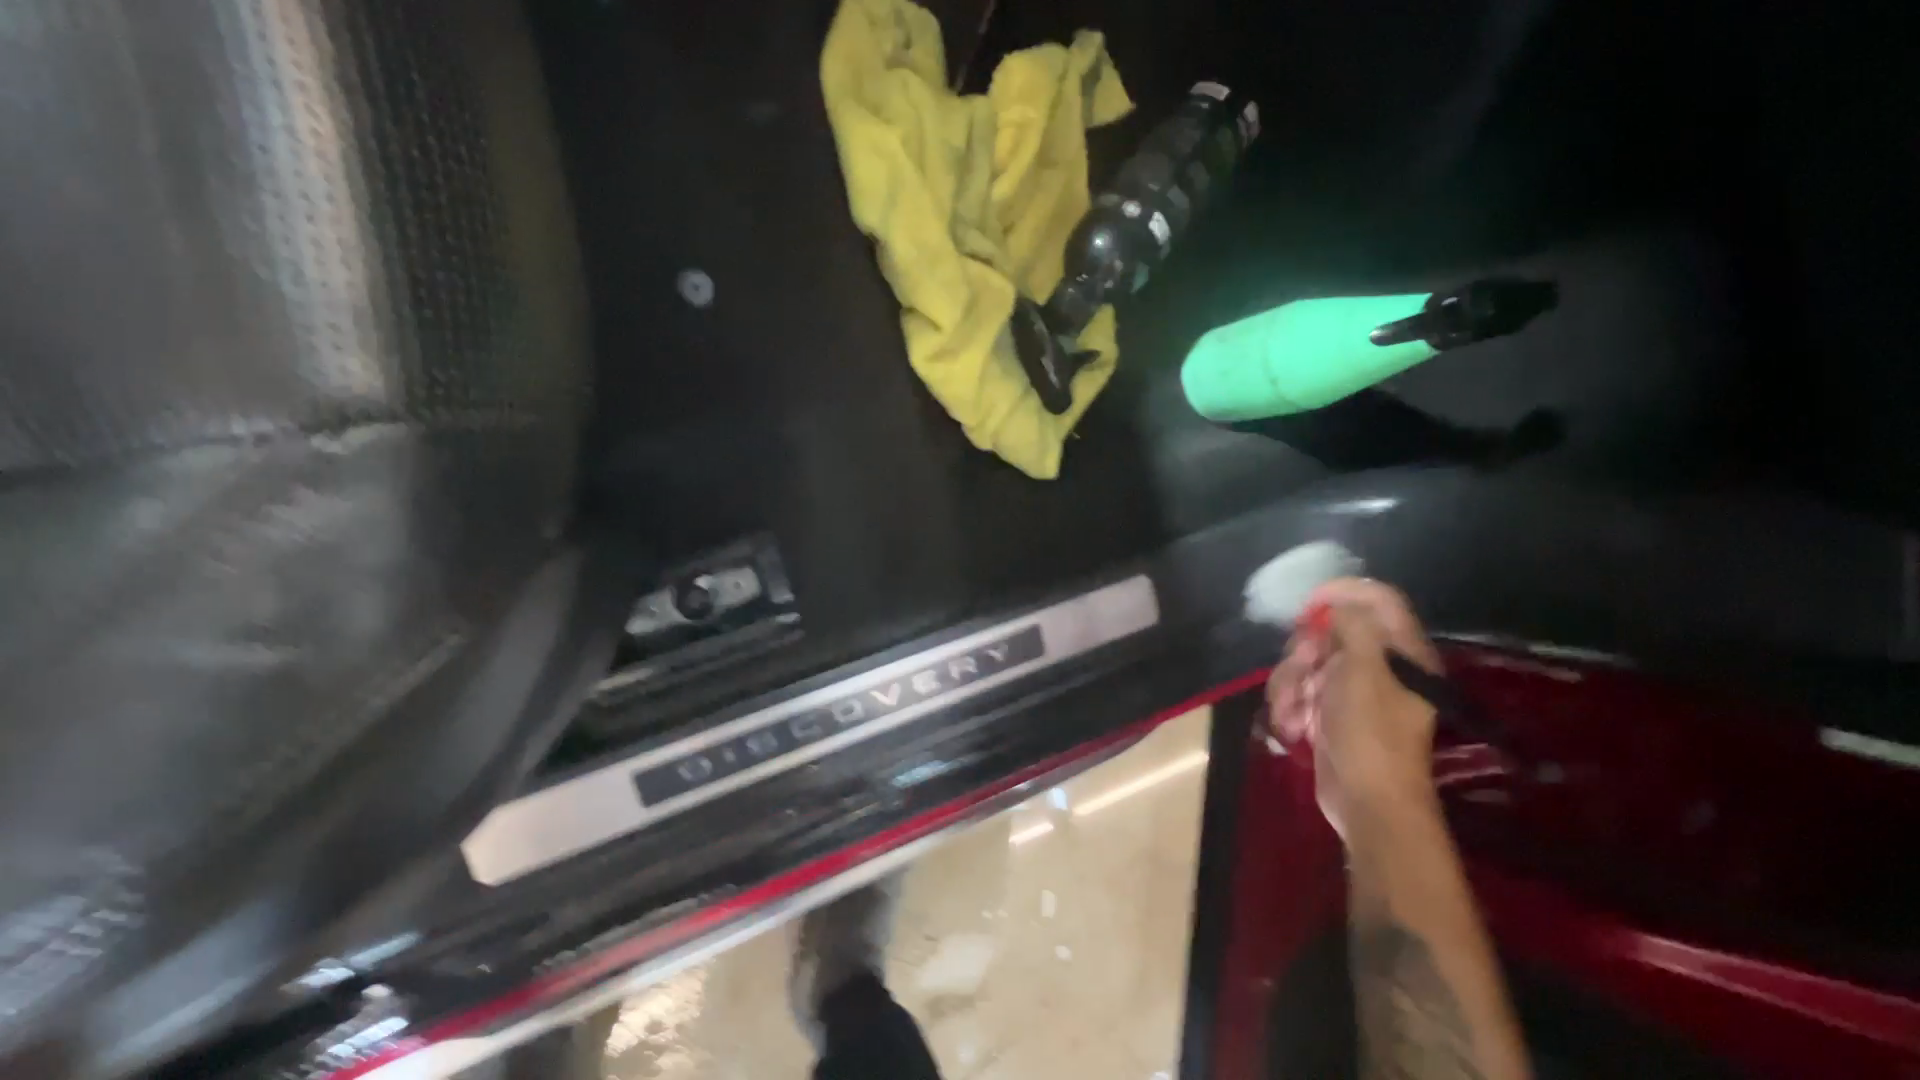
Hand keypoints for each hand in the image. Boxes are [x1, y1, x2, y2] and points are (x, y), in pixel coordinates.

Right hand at [1266, 578, 1443, 838]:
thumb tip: (1337, 603)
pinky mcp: (1329, 714)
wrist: (1367, 803)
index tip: (1308, 607)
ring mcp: (1351, 691)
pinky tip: (1292, 728)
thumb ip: (1352, 626)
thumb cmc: (1371, 735)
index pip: (1378, 599)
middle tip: (1302, 670)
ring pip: (1307, 664)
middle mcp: (1378, 666)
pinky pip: (1300, 693)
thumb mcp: (1362, 670)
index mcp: (1400, 651)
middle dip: (1303, 651)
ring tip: (1292, 713)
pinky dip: (1289, 707)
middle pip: (1330, 632)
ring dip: (1289, 685)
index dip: (1343, 593)